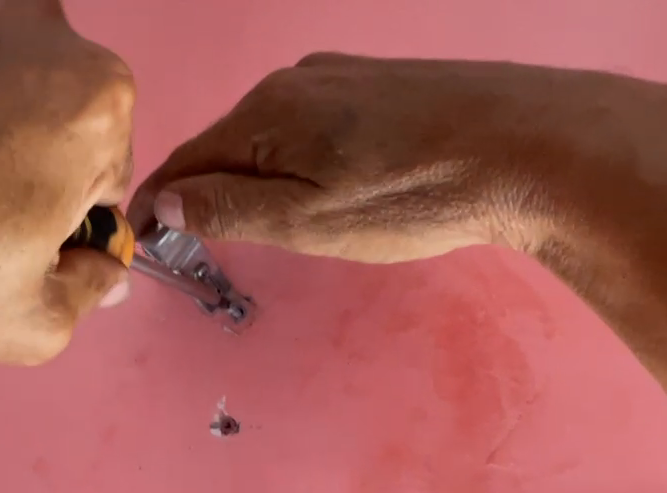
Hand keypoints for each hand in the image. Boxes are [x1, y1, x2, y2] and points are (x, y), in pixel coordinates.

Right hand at [130, 56, 654, 263]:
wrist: (529, 148)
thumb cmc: (408, 198)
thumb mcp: (304, 219)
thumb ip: (228, 207)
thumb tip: (164, 198)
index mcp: (265, 115)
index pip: (183, 160)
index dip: (154, 202)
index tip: (138, 237)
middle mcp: (293, 84)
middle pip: (220, 144)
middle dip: (195, 189)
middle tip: (186, 239)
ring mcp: (337, 78)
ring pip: (263, 136)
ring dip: (240, 176)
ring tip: (240, 219)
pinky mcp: (374, 87)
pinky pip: (301, 127)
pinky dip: (282, 161)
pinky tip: (302, 186)